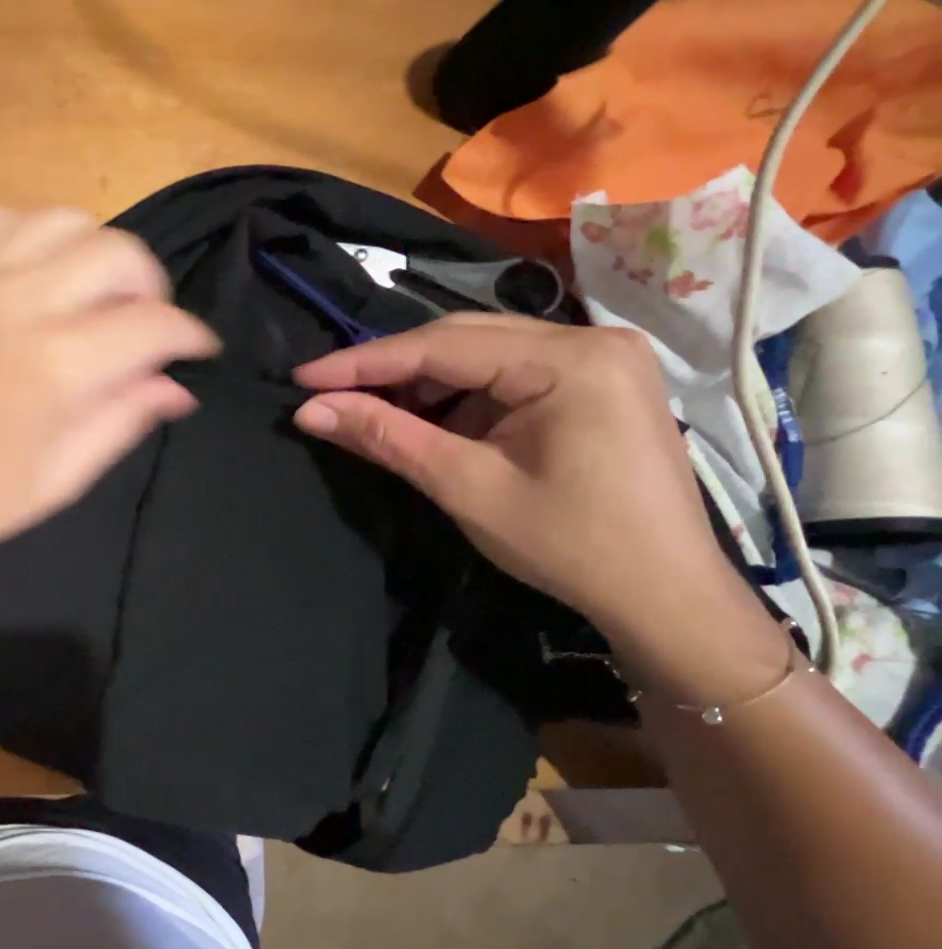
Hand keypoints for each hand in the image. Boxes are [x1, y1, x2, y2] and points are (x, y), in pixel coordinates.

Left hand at [0, 207, 218, 566]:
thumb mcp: (55, 481)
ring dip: (90, 252)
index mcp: (56, 367)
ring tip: (88, 294)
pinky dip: (22, 236)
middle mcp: (18, 303)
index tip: (193, 352)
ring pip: (58, 220)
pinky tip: (24, 273)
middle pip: (116, 252)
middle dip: (149, 285)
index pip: (152, 323)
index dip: (188, 336)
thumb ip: (120, 423)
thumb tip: (174, 387)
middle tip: (144, 323)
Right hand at [290, 314, 745, 639]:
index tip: (303, 379)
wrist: (663, 592)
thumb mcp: (465, 487)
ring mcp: (601, 359)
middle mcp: (592, 339)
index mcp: (570, 359)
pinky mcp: (598, 384)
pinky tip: (428, 421)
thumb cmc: (568, 543)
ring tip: (370, 412)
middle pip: (464, 338)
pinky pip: (510, 374)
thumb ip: (387, 438)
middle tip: (327, 394)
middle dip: (392, 368)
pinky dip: (461, 397)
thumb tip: (310, 410)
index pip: (442, 346)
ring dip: (424, 383)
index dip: (364, 362)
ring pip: (484, 354)